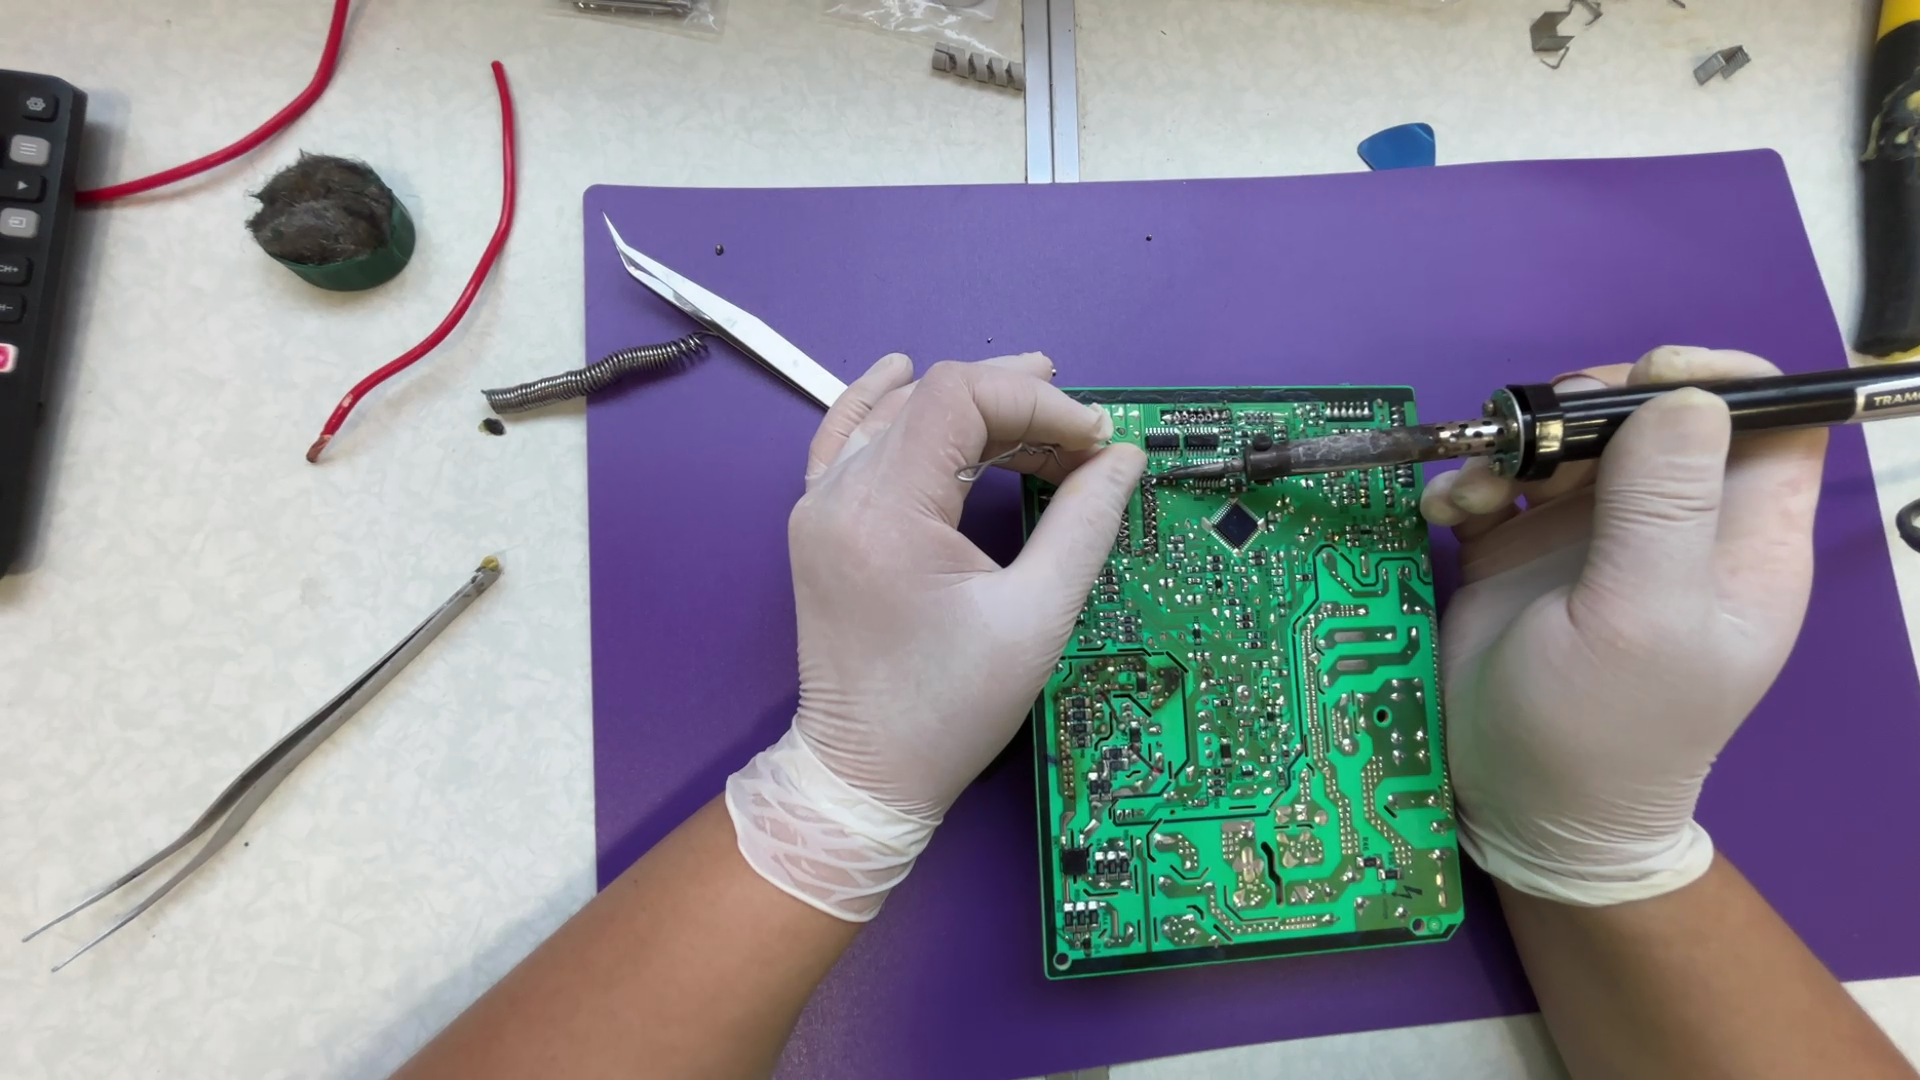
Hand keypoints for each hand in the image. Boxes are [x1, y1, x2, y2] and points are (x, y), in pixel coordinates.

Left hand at [726, 353, 1146, 919]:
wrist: (866, 769)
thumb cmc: (951, 707)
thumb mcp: (1036, 617)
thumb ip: (1083, 523)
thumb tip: (1122, 456)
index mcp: (886, 510)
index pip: (959, 397)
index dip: (1037, 402)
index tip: (1095, 440)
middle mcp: (839, 492)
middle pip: (930, 397)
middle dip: (1015, 403)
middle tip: (1080, 432)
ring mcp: (818, 503)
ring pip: (897, 414)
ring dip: (968, 408)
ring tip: (1034, 419)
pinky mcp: (817, 520)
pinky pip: (847, 437)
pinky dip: (884, 404)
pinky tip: (903, 373)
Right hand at [1423, 346, 1825, 904]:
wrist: (1513, 792)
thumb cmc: (1601, 718)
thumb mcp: (1642, 617)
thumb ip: (1664, 507)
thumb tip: (1683, 397)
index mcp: (1731, 542)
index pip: (1764, 427)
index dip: (1716, 385)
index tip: (1643, 379)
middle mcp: (1660, 531)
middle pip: (1643, 427)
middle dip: (1588, 409)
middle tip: (1535, 427)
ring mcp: (1577, 542)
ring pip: (1557, 453)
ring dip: (1510, 451)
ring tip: (1472, 488)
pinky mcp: (1506, 556)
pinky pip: (1491, 493)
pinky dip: (1465, 489)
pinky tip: (1444, 513)